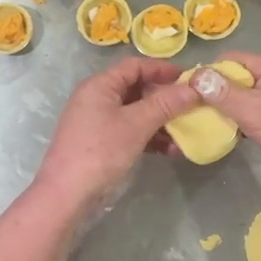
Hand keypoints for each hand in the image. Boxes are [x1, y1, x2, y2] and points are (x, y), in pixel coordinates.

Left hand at [35, 57, 201, 204]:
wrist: (67, 194)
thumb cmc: (101, 151)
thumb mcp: (136, 125)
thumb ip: (165, 104)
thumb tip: (193, 88)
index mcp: (100, 85)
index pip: (134, 66)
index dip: (162, 69)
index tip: (189, 78)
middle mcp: (97, 99)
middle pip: (137, 89)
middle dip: (165, 98)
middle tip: (192, 107)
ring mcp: (98, 122)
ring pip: (136, 113)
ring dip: (161, 121)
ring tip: (186, 133)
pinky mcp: (102, 144)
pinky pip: (131, 132)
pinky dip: (150, 138)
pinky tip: (171, 151)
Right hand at [200, 51, 260, 179]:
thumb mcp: (251, 110)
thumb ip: (221, 92)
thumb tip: (194, 75)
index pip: (230, 59)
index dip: (210, 75)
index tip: (193, 96)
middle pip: (240, 76)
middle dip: (220, 93)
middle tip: (204, 114)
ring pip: (250, 95)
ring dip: (235, 108)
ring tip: (221, 125)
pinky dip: (249, 118)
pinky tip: (243, 134)